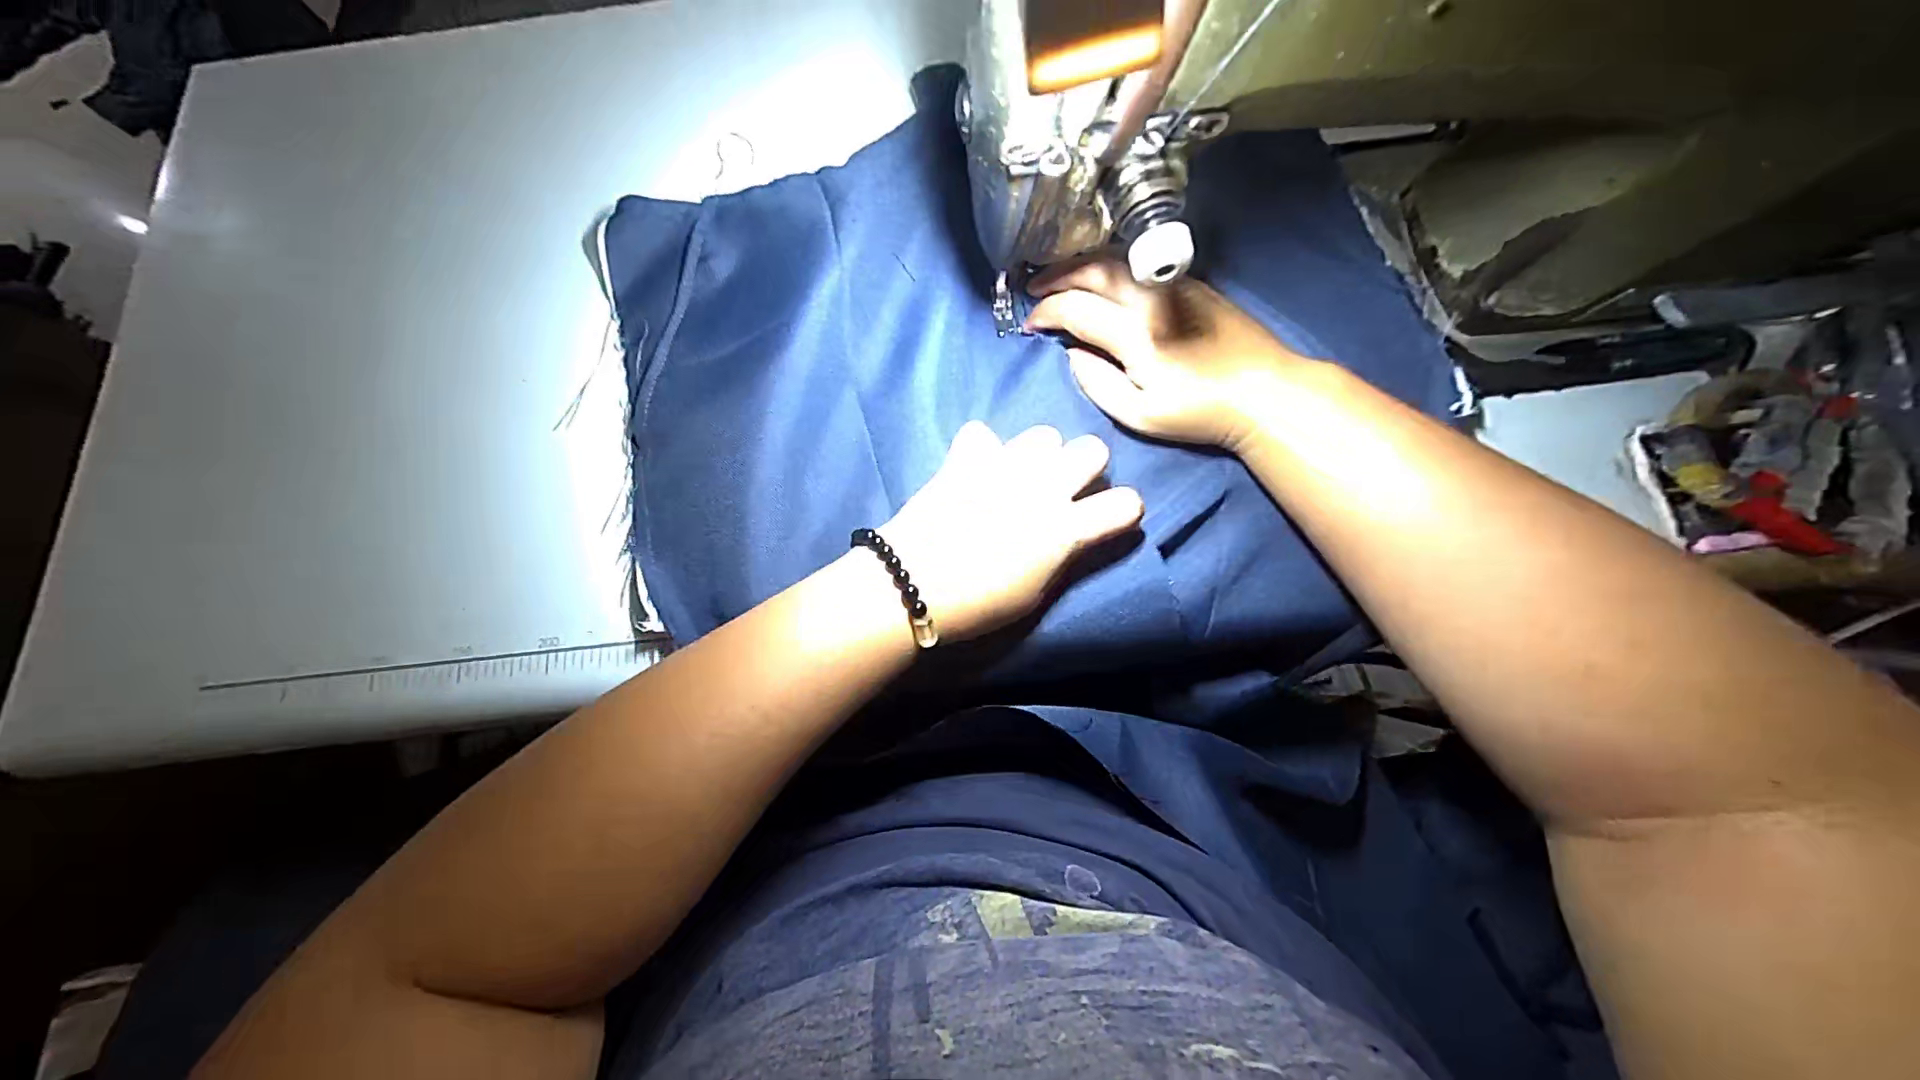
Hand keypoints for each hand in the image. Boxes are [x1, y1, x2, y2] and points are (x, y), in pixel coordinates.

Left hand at [875, 422, 1143, 641]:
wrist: (908, 585)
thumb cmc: (976, 606)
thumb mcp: (1034, 594)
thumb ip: (1062, 556)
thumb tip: (1074, 535)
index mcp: (1065, 529)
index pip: (1126, 503)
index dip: (1123, 511)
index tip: (1109, 520)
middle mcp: (1042, 487)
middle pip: (1093, 448)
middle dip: (1085, 468)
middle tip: (1064, 492)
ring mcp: (1002, 466)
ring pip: (1044, 434)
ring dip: (1039, 455)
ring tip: (1018, 478)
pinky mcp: (964, 458)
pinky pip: (982, 434)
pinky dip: (981, 451)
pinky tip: (973, 472)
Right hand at [1026, 258, 1316, 451]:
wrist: (1263, 392)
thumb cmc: (1200, 412)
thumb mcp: (1141, 415)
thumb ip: (1099, 384)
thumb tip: (1073, 355)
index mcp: (1135, 334)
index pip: (1075, 309)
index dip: (1046, 313)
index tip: (1030, 324)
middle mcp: (1150, 298)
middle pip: (1093, 272)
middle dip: (1056, 277)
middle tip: (1034, 289)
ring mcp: (1173, 286)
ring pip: (1116, 260)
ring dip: (1081, 265)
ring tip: (1060, 278)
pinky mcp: (1191, 284)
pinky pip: (1139, 264)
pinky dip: (1110, 266)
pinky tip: (1101, 278)